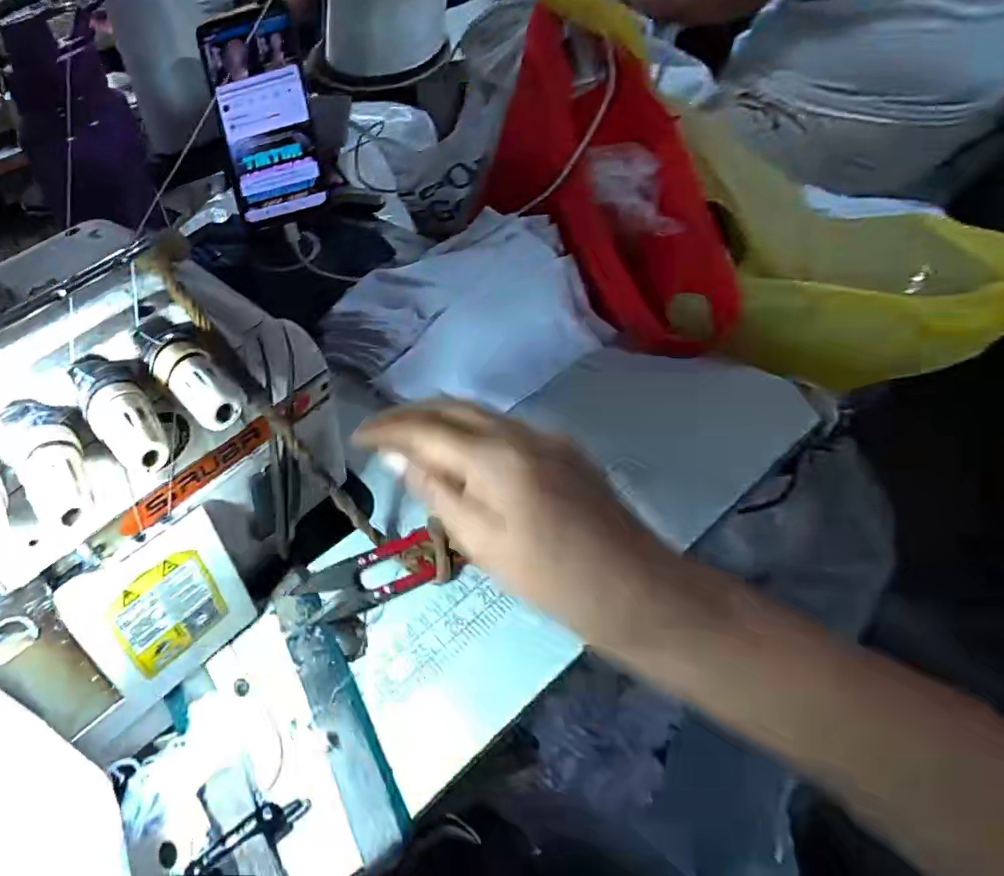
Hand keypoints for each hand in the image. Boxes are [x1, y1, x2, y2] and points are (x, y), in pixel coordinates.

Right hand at [354, 401, 689, 647]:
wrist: (648, 596)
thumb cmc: (553, 579)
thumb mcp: (480, 542)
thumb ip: (436, 492)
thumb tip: (396, 458)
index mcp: (494, 457)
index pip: (423, 429)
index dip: (384, 431)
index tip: (355, 439)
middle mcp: (518, 434)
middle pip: (447, 407)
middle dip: (404, 414)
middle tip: (375, 433)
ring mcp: (545, 438)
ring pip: (473, 411)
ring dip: (433, 417)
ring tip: (405, 438)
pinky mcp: (562, 450)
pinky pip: (498, 425)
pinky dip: (463, 428)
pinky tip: (455, 451)